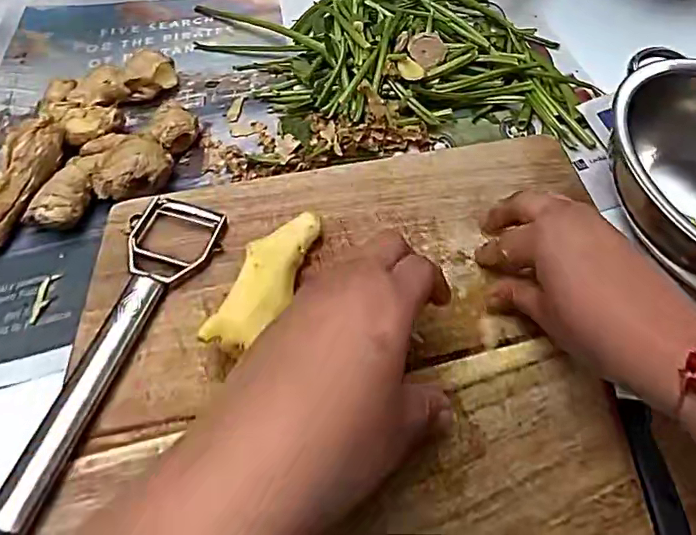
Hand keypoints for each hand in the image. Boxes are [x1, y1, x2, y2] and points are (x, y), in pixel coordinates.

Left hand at [92, 232, 451, 534]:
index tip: (439, 304)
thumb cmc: (343, 438)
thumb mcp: (397, 430)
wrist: (256, 451)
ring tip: (373, 324)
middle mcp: (347, 283)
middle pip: (384, 244)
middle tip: (412, 299)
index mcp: (386, 300)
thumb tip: (437, 402)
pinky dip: (335, 298)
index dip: (435, 281)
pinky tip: (333, 342)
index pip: (419, 266)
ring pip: (348, 260)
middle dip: (403, 261)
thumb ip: (422, 405)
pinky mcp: (280, 311)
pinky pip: (318, 286)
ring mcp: (309, 292)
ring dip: (367, 277)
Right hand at [476, 191, 695, 412]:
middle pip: (525, 203)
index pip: (506, 242)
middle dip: (503, 213)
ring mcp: (591, 221)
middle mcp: (563, 218)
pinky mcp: (613, 232)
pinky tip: (554, 238)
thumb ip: (520, 295)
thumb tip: (495, 290)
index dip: (490, 254)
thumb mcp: (551, 318)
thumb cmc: (598, 333)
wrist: (670, 343)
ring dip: (531, 209)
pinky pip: (573, 212)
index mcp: (541, 237)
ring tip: (519, 226)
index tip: (479, 262)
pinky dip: (555, 216)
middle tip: (489, 226)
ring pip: (551, 201)